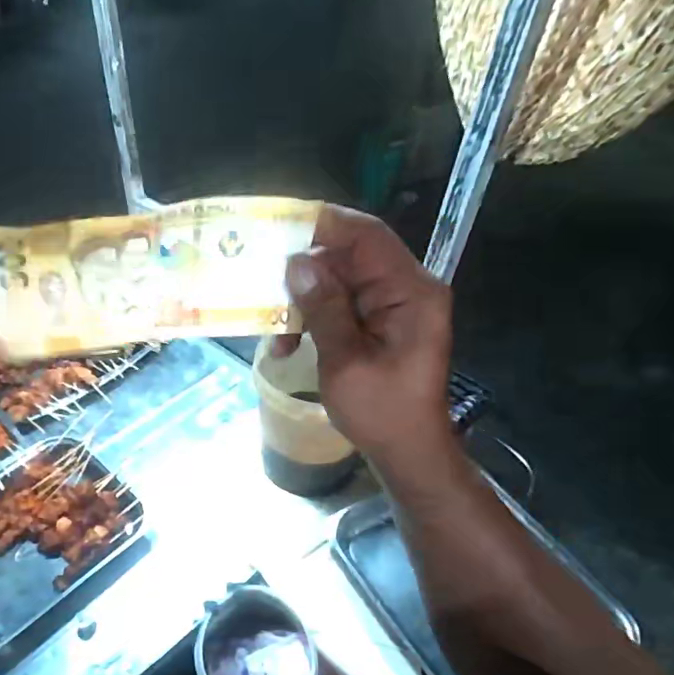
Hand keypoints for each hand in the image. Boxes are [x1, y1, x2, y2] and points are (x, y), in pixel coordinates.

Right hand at [276, 205, 453, 466]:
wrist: (408, 450)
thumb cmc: (381, 411)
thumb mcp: (346, 361)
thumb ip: (324, 308)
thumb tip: (298, 263)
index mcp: (409, 292)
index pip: (367, 237)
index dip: (325, 224)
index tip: (280, 224)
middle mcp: (407, 289)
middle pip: (351, 256)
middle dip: (306, 269)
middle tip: (264, 281)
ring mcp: (395, 306)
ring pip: (342, 281)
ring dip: (305, 300)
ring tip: (278, 332)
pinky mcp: (382, 323)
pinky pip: (343, 304)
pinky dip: (315, 318)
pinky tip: (291, 344)